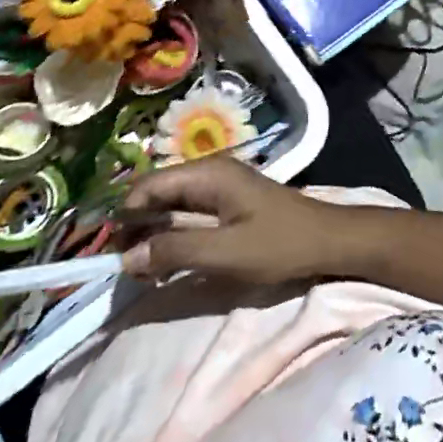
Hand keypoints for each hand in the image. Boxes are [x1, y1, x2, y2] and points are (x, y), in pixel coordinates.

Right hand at [118, 158, 340, 283]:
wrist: (329, 241)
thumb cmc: (280, 244)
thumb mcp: (225, 253)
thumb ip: (175, 251)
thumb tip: (128, 257)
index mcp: (207, 174)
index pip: (148, 185)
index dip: (125, 216)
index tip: (113, 252)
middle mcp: (210, 172)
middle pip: (157, 193)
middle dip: (137, 227)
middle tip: (128, 266)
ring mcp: (221, 186)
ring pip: (171, 204)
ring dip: (154, 234)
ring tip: (145, 269)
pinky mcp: (229, 203)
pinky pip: (189, 213)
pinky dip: (174, 235)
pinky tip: (169, 261)